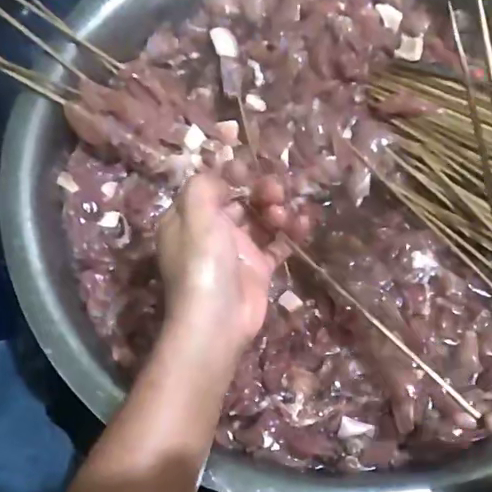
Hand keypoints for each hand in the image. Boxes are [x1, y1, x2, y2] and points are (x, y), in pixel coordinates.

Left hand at [157, 173, 276, 363]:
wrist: (217, 321)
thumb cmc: (202, 264)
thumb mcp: (195, 215)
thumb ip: (203, 186)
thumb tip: (220, 176)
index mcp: (187, 219)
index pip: (210, 187)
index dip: (231, 174)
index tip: (249, 170)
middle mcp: (210, 232)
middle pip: (239, 200)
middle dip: (260, 191)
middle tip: (276, 192)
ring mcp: (235, 251)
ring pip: (260, 219)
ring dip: (277, 209)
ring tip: (285, 215)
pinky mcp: (257, 269)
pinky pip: (277, 243)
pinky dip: (291, 232)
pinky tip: (304, 224)